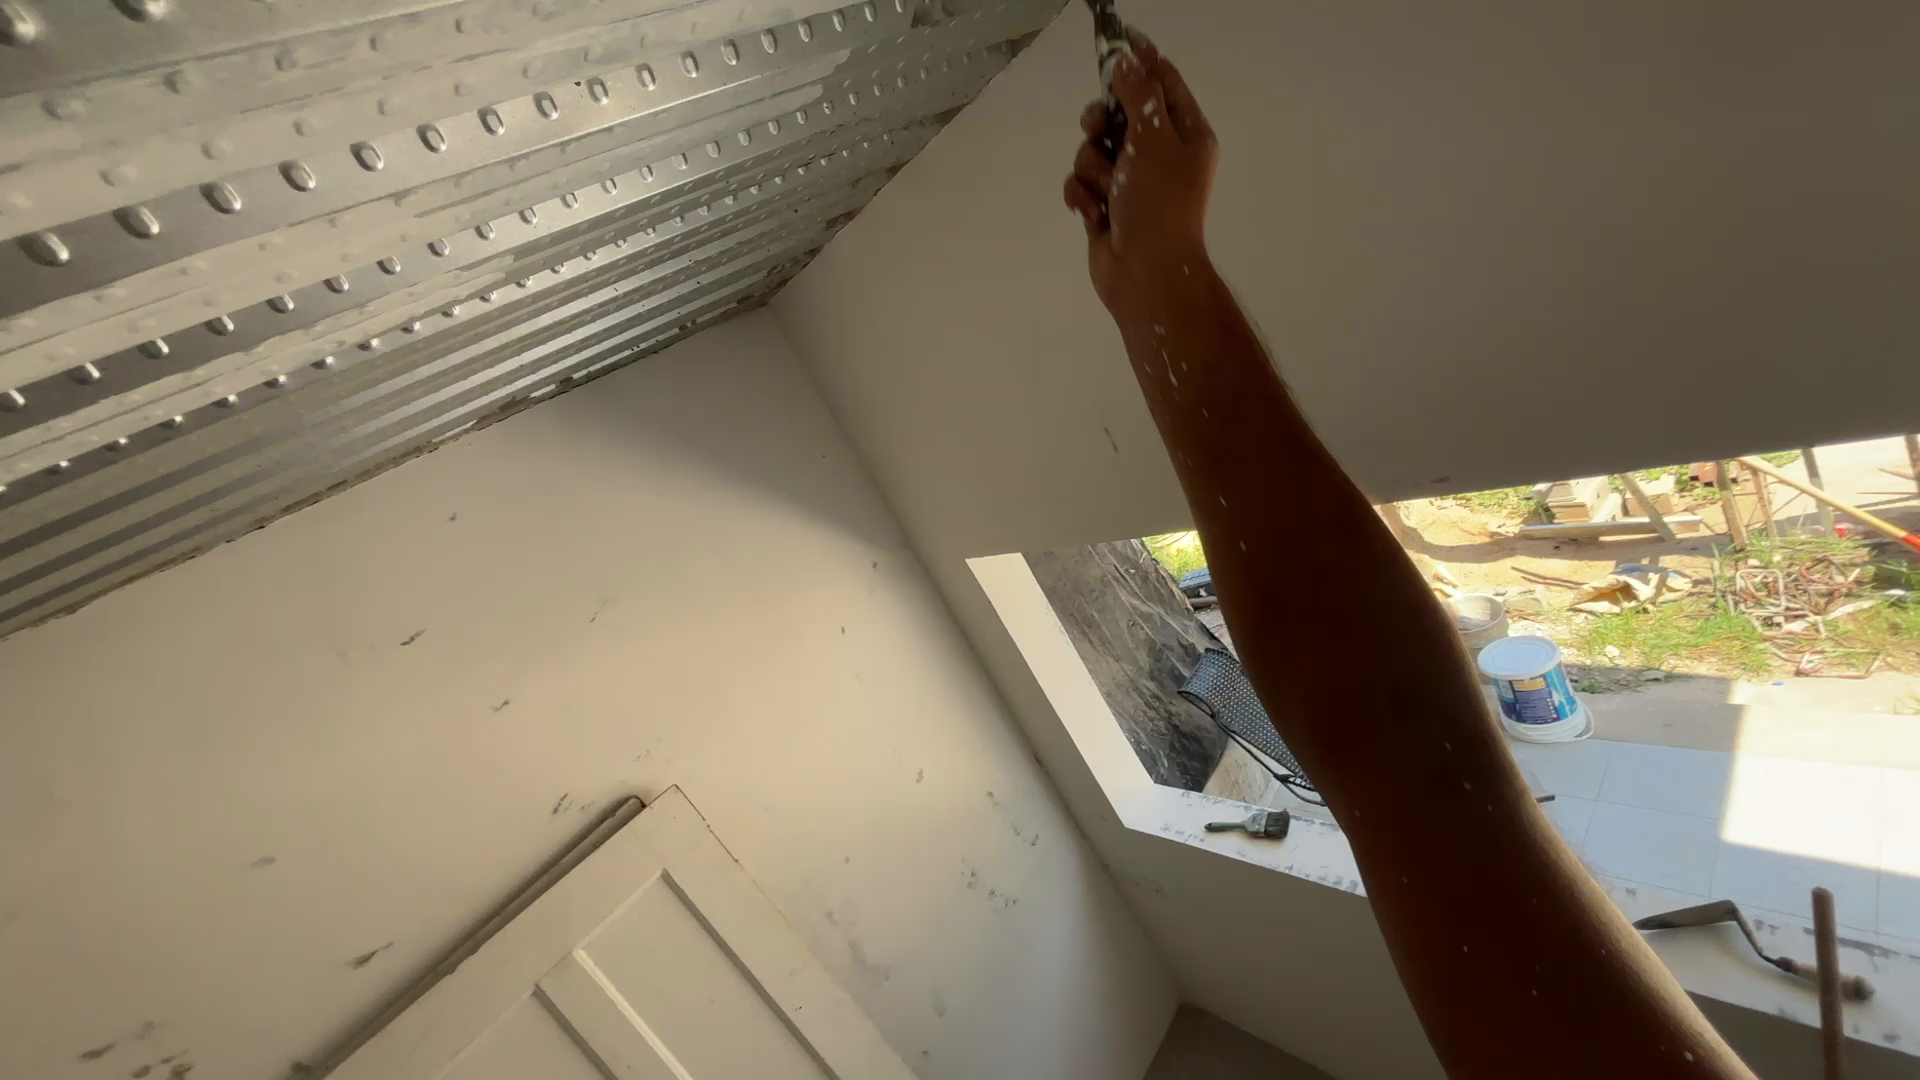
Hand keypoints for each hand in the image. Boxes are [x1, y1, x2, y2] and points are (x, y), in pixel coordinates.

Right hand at [1063, 30, 1219, 316]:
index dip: (1139, 62)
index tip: (1116, 43)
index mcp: (1185, 136)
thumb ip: (1138, 94)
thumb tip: (1126, 61)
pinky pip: (1081, 185)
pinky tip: (1090, 211)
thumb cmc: (1158, 204)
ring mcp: (1129, 186)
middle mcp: (1158, 157)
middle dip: (1102, 122)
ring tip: (1104, 189)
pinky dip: (1081, 195)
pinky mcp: (1104, 209)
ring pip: (1093, 151)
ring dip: (1091, 167)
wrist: (1143, 273)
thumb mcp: (1154, 138)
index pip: (1163, 84)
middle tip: (1099, 129)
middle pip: (1119, 115)